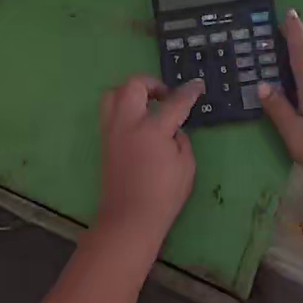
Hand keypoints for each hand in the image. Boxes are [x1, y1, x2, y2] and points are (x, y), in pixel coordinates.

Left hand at [92, 76, 202, 250]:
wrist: (129, 218)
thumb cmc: (163, 195)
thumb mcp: (186, 166)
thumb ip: (181, 140)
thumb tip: (173, 130)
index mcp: (152, 129)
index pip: (175, 102)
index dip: (189, 92)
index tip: (198, 85)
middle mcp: (128, 123)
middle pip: (134, 85)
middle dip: (152, 83)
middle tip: (166, 96)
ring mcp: (111, 131)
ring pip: (113, 93)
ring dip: (131, 92)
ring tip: (147, 105)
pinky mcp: (104, 141)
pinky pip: (110, 112)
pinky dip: (124, 108)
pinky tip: (138, 122)